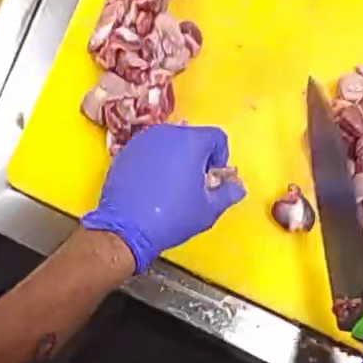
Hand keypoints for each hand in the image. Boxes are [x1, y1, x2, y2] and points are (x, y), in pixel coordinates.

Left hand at [81, 123, 245, 271]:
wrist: (126, 229)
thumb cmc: (172, 218)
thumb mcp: (208, 210)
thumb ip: (228, 193)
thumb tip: (237, 187)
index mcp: (191, 141)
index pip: (217, 137)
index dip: (220, 157)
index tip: (214, 178)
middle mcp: (166, 133)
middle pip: (191, 137)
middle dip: (197, 157)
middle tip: (194, 184)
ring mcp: (142, 141)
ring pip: (168, 143)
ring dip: (174, 159)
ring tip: (171, 186)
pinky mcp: (124, 153)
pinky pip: (147, 152)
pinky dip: (153, 164)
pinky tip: (151, 187)